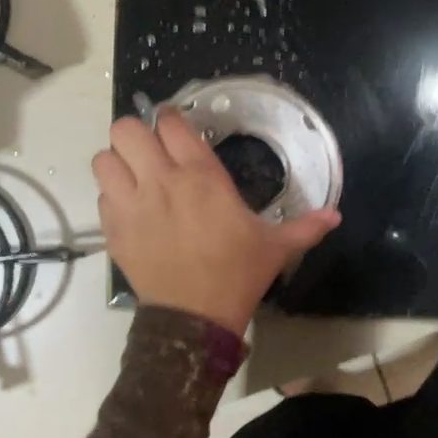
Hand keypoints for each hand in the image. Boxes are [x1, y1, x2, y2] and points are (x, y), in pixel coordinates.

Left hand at [93, 109, 339, 335]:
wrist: (196, 316)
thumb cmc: (238, 274)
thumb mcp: (277, 247)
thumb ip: (306, 226)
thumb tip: (336, 216)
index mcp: (202, 177)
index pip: (171, 124)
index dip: (171, 121)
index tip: (177, 131)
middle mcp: (161, 181)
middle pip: (126, 130)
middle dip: (137, 135)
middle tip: (152, 151)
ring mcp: (131, 204)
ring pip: (103, 157)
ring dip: (118, 162)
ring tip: (134, 175)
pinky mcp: (113, 229)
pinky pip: (101, 195)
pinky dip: (112, 196)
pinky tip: (131, 209)